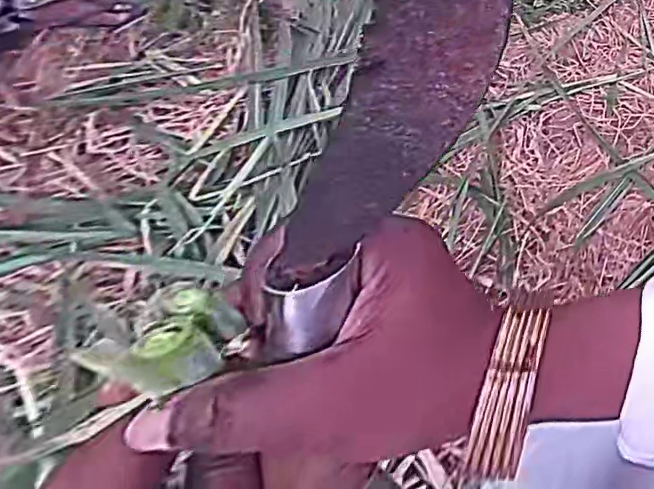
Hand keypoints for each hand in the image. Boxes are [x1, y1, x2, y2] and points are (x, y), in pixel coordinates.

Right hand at [46, 215, 639, 488]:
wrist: (496, 385)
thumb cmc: (426, 384)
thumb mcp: (328, 401)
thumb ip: (243, 405)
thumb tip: (157, 415)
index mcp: (378, 239)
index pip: (291, 242)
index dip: (256, 292)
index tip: (253, 341)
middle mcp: (388, 238)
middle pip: (300, 271)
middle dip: (278, 325)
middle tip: (279, 370)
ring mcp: (396, 262)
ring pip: (317, 292)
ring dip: (301, 338)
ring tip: (308, 379)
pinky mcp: (400, 289)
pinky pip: (342, 302)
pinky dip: (325, 338)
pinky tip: (327, 377)